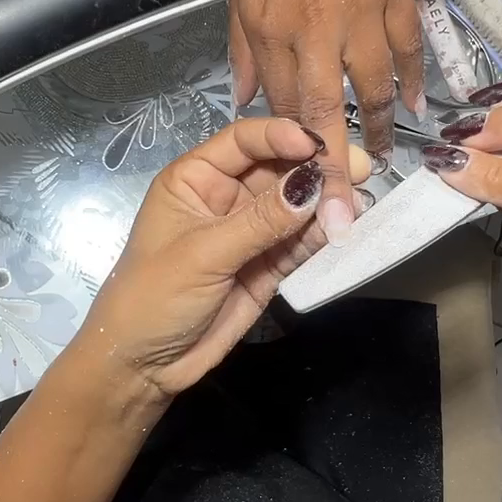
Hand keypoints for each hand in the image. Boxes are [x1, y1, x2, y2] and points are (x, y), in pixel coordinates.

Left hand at [78, 119, 365, 398]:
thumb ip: (259, 222)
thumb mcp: (203, 254)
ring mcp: (249, 231)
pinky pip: (300, 241)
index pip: (242, 142)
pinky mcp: (267, 265)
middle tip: (355, 171)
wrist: (143, 366)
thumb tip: (312, 186)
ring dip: (326, 201)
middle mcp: (225, 197)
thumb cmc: (153, 297)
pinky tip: (345, 227)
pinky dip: (322, 234)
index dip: (279, 135)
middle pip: (278, 168)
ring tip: (357, 202)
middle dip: (314, 168)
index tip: (315, 144)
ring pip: (295, 204)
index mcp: (195, 179)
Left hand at [228, 0, 423, 239]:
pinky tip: (416, 107)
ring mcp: (364, 8)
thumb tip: (248, 101)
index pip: (285, 104)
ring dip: (380, 127)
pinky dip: (414, 80)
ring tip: (382, 159)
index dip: (294, 152)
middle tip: (348, 210)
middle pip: (330, 110)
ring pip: (375, 84)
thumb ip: (245, 47)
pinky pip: (409, 46)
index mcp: (274, 27)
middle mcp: (320, 26)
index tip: (302, 191)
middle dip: (339, 167)